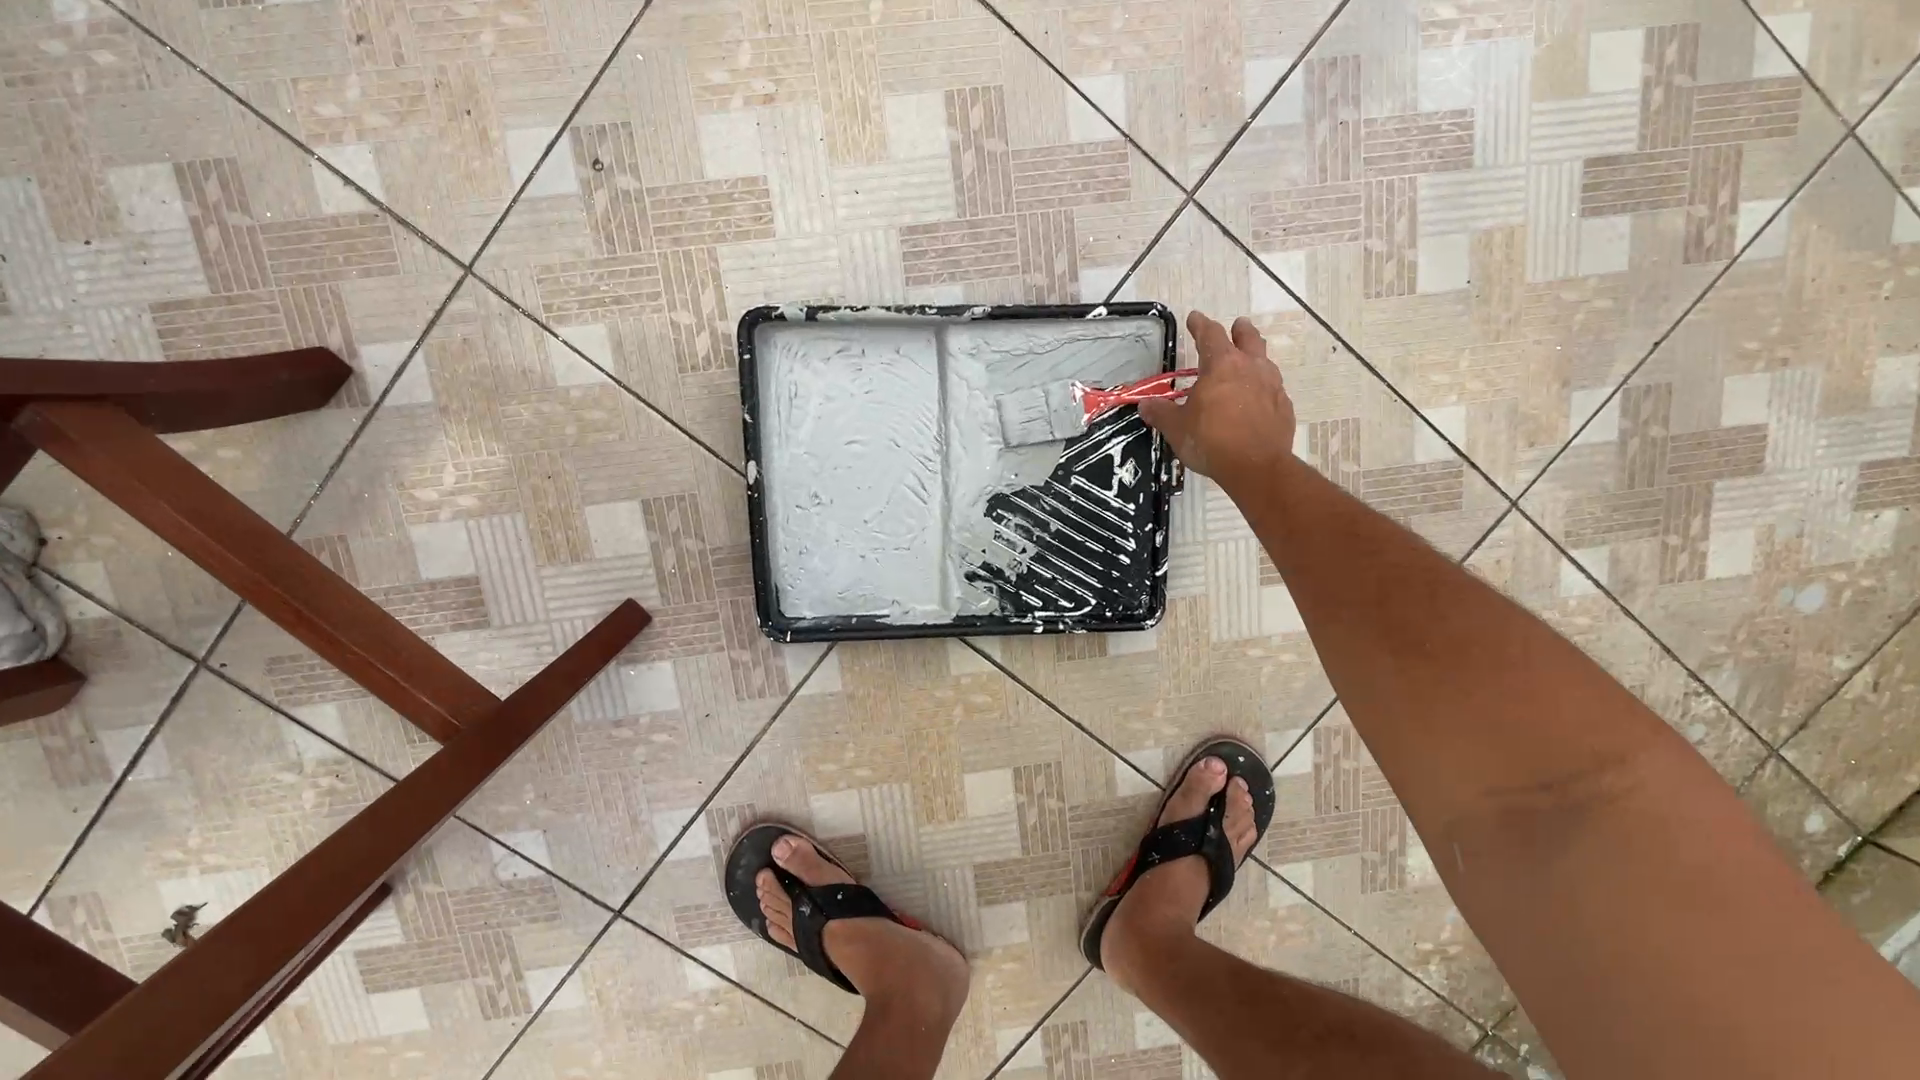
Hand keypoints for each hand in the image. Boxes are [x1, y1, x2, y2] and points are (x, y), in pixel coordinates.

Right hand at [1139, 311, 1296, 487]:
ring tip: (1248, 363)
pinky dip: (1263, 388)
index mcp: (1221, 365)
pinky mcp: (1284, 407)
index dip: (1200, 324)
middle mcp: (1250, 368)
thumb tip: (1145, 405)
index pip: (1210, 334)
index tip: (1195, 318)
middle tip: (1238, 325)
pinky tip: (1257, 400)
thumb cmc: (1210, 441)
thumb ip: (1161, 413)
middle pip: (1248, 338)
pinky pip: (1273, 389)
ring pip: (1265, 361)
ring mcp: (1272, 386)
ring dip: (1255, 357)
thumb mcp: (1176, 428)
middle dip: (1240, 330)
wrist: (1256, 467)